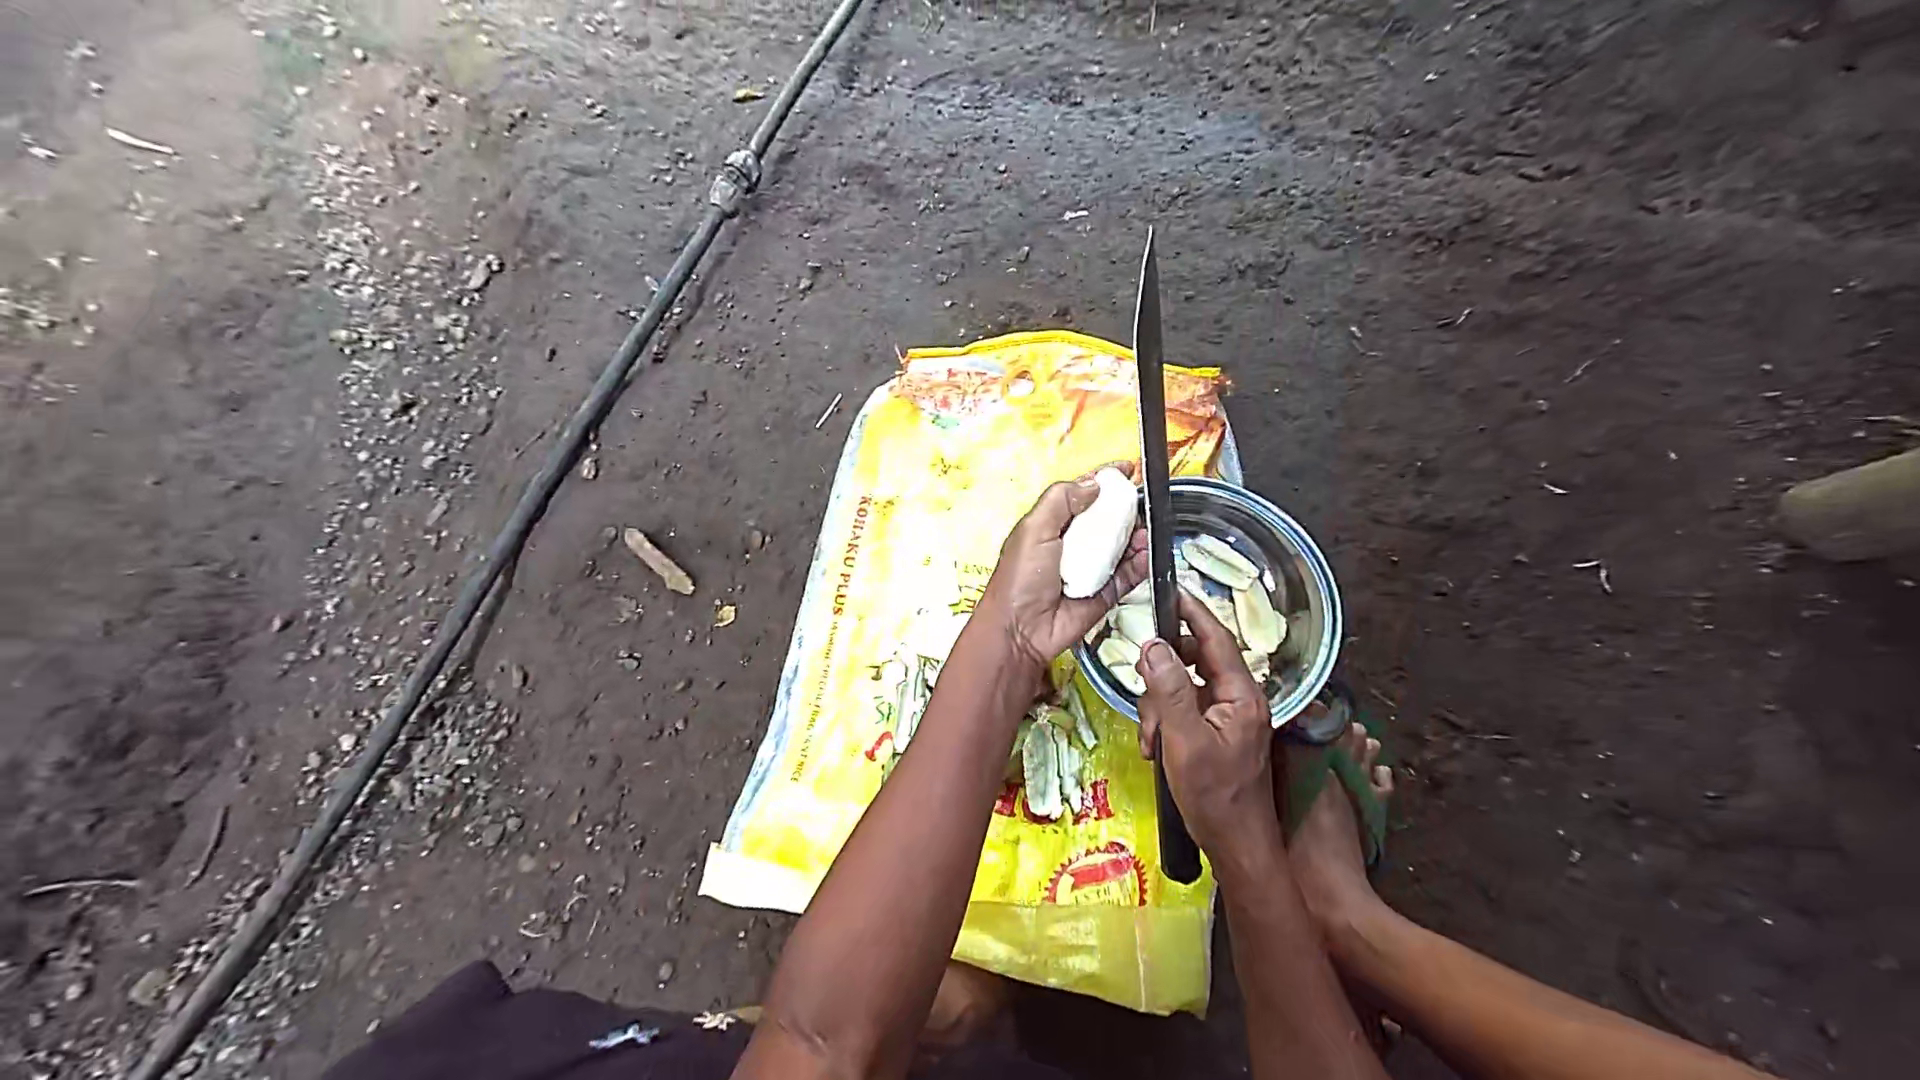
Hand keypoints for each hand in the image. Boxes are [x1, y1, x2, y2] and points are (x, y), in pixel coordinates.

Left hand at [976, 466, 1148, 677]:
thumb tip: (1093, 483)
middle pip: (1107, 517)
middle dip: (1126, 508)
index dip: (1104, 480)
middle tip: (1139, 502)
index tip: (1126, 469)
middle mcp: (1073, 543)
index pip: (1082, 494)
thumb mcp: (1034, 529)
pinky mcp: (1105, 592)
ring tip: (1143, 531)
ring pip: (1122, 544)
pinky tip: (1146, 553)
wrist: (1021, 629)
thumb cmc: (1018, 580)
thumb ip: (1061, 500)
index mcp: (1051, 524)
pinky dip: (1141, 563)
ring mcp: (1090, 567)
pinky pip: (1129, 574)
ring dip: (1137, 535)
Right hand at [1135, 588, 1279, 865]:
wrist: (1234, 846)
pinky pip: (1182, 710)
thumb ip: (1168, 689)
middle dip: (1162, 678)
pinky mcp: (1215, 732)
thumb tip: (1152, 644)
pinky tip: (1155, 747)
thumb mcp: (1184, 740)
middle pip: (1192, 660)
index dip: (1192, 611)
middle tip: (1144, 696)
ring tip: (1152, 739)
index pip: (1215, 638)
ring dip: (1158, 707)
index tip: (1169, 590)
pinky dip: (1164, 722)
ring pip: (1182, 687)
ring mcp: (1226, 717)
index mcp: (1241, 695)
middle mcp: (1237, 699)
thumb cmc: (1214, 796)